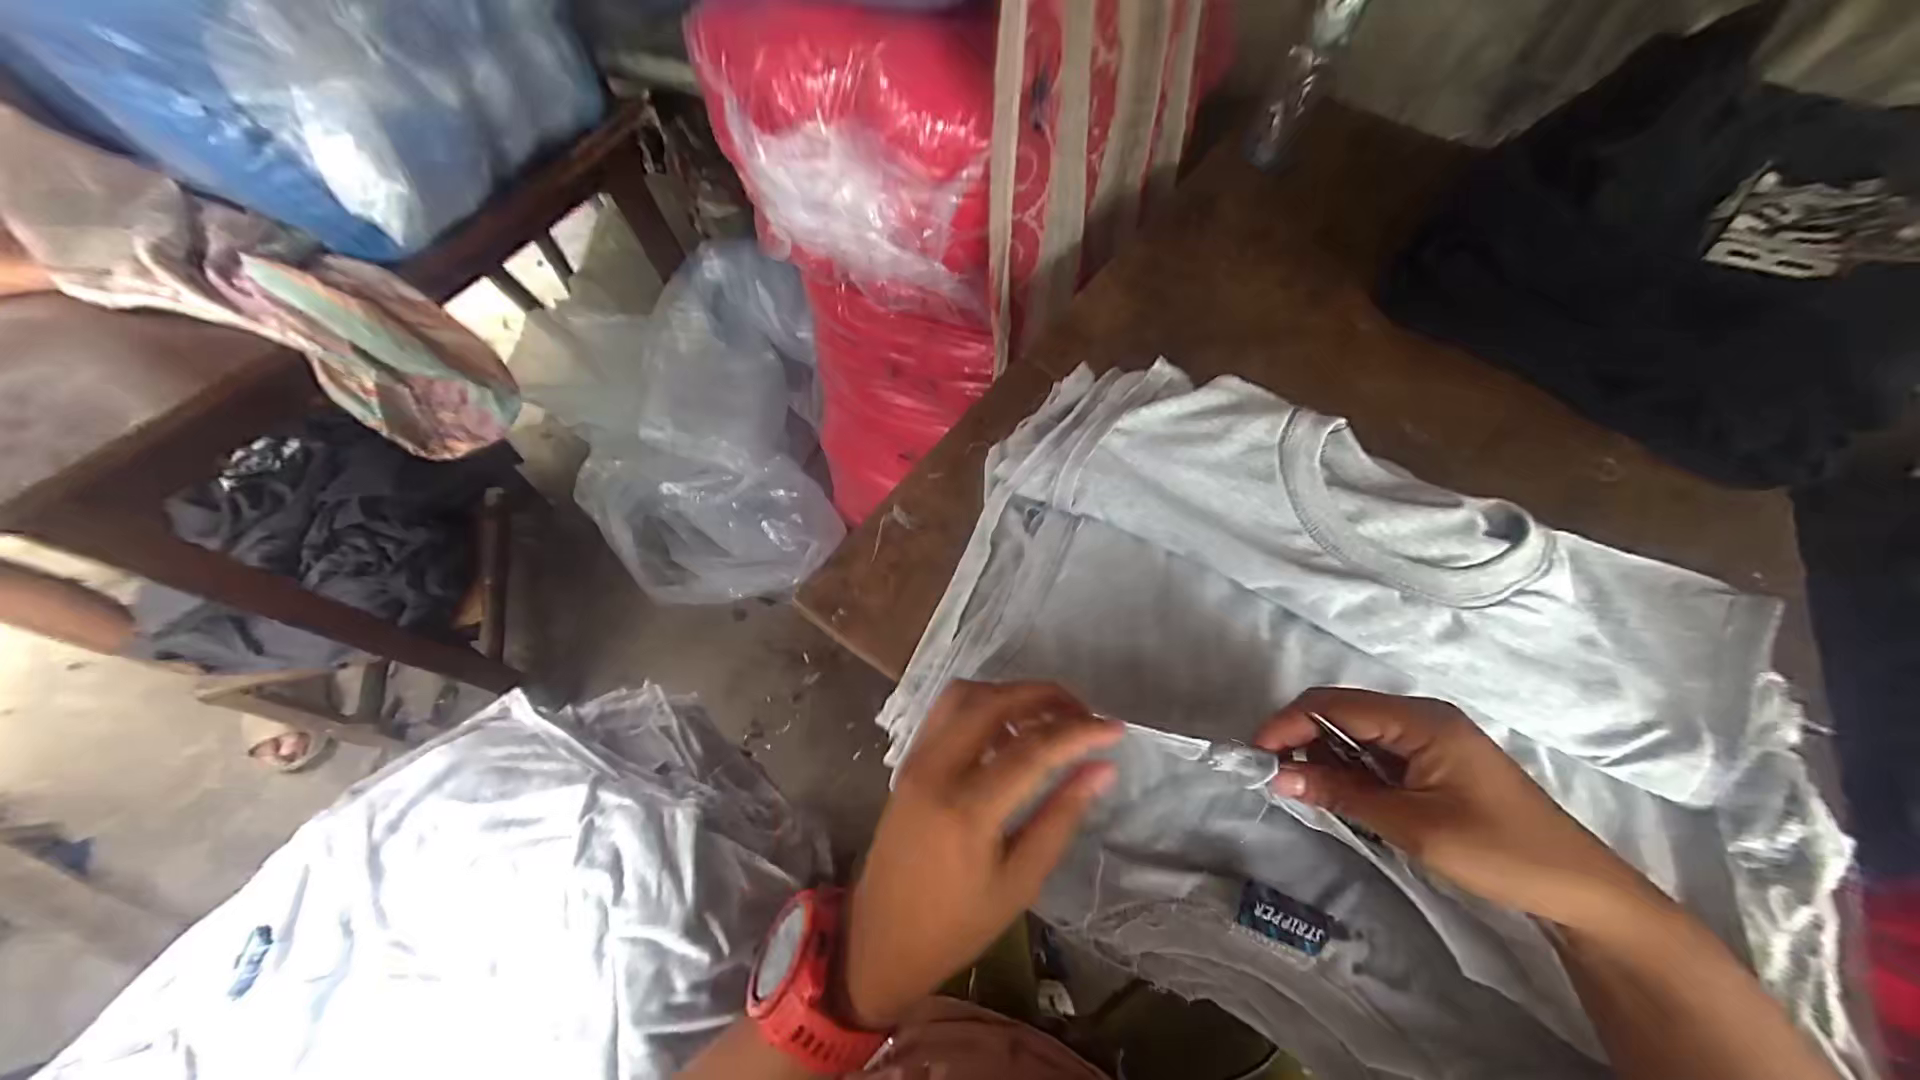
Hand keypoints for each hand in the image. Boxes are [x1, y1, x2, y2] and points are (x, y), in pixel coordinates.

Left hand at [838, 680, 1120, 1029]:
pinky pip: (946, 712)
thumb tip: (1102, 769)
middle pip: (994, 702)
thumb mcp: (1020, 882)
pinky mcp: (907, 761)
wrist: (881, 938)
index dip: (1079, 732)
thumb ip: (1061, 817)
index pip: (1032, 750)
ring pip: (965, 695)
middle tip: (1083, 713)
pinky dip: (982, 705)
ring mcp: (916, 760)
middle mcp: (936, 770)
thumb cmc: (957, 924)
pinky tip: (1007, 731)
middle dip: (1044, 696)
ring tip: (1047, 719)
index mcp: (967, 809)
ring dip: (1010, 694)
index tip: (1115, 728)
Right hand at [1254, 687, 1665, 928]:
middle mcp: (1422, 716)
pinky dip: (1350, 767)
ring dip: (1325, 755)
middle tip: (1276, 775)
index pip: (1334, 705)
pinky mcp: (1434, 757)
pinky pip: (1375, 749)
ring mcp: (1430, 736)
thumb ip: (1341, 793)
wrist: (1585, 892)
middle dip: (1302, 738)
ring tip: (1309, 789)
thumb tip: (1278, 776)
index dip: (1288, 724)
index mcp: (1421, 720)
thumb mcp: (1411, 825)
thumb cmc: (1501, 852)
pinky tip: (1343, 792)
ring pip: (1355, 730)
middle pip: (1341, 711)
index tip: (1256, 755)